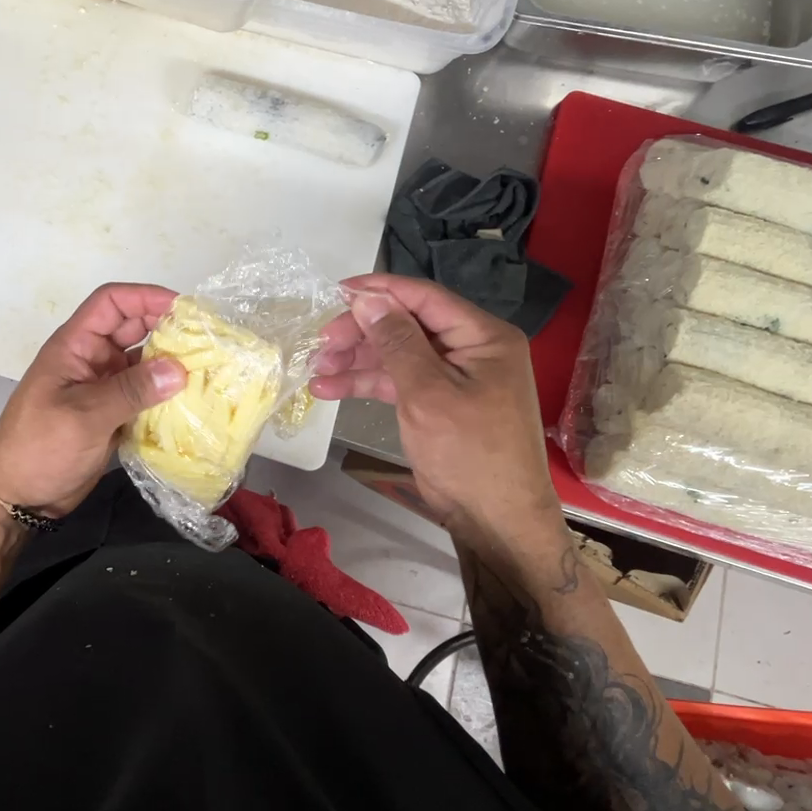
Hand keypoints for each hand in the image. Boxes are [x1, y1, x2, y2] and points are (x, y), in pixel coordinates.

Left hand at [0, 283, 187, 518]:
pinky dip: (165, 394)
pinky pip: (143, 394)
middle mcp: (91, 359)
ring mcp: (101, 387)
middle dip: (166, 328)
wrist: (18, 495)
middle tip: (206, 339)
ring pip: (142, 362)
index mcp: (75, 346)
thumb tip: (179, 369)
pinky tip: (192, 400)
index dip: (145, 296)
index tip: (183, 307)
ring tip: (208, 368)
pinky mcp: (112, 414)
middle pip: (132, 328)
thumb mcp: (85, 416)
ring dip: (170, 363)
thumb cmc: (39, 447)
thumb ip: (131, 391)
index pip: (111, 303)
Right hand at [312, 275, 562, 544]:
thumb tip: (367, 299)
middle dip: (362, 332)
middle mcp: (470, 349)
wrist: (494, 520)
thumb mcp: (427, 393)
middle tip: (322, 343)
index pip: (425, 298)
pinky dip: (365, 383)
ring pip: (396, 353)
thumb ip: (396, 341)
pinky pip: (397, 380)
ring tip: (317, 369)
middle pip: (406, 325)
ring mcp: (452, 376)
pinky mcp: (435, 401)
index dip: (380, 290)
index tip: (336, 291)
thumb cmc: (469, 452)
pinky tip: (329, 389)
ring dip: (356, 360)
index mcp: (484, 337)